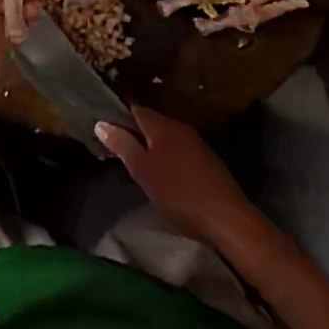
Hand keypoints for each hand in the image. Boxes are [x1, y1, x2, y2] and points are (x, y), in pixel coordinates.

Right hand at [96, 106, 262, 247]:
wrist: (228, 218)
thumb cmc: (178, 191)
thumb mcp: (142, 169)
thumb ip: (121, 144)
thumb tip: (101, 123)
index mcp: (162, 125)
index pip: (135, 109)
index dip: (118, 115)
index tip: (104, 126)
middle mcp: (180, 128)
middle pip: (150, 122)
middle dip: (133, 131)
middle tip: (115, 146)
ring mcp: (196, 144)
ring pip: (165, 136)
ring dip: (149, 144)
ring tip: (134, 159)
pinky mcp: (206, 161)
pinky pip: (178, 149)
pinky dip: (165, 154)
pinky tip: (160, 170)